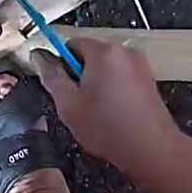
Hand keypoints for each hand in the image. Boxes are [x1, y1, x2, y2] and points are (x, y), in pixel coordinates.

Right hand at [34, 40, 191, 187]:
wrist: (152, 149)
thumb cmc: (110, 129)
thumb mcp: (69, 104)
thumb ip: (51, 76)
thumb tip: (39, 57)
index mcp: (104, 52)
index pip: (70, 43)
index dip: (59, 64)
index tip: (58, 85)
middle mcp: (125, 51)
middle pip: (89, 54)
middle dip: (78, 75)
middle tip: (76, 103)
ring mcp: (140, 65)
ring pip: (106, 68)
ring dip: (96, 84)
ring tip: (95, 111)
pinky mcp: (148, 80)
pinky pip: (121, 77)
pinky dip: (113, 90)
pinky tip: (112, 113)